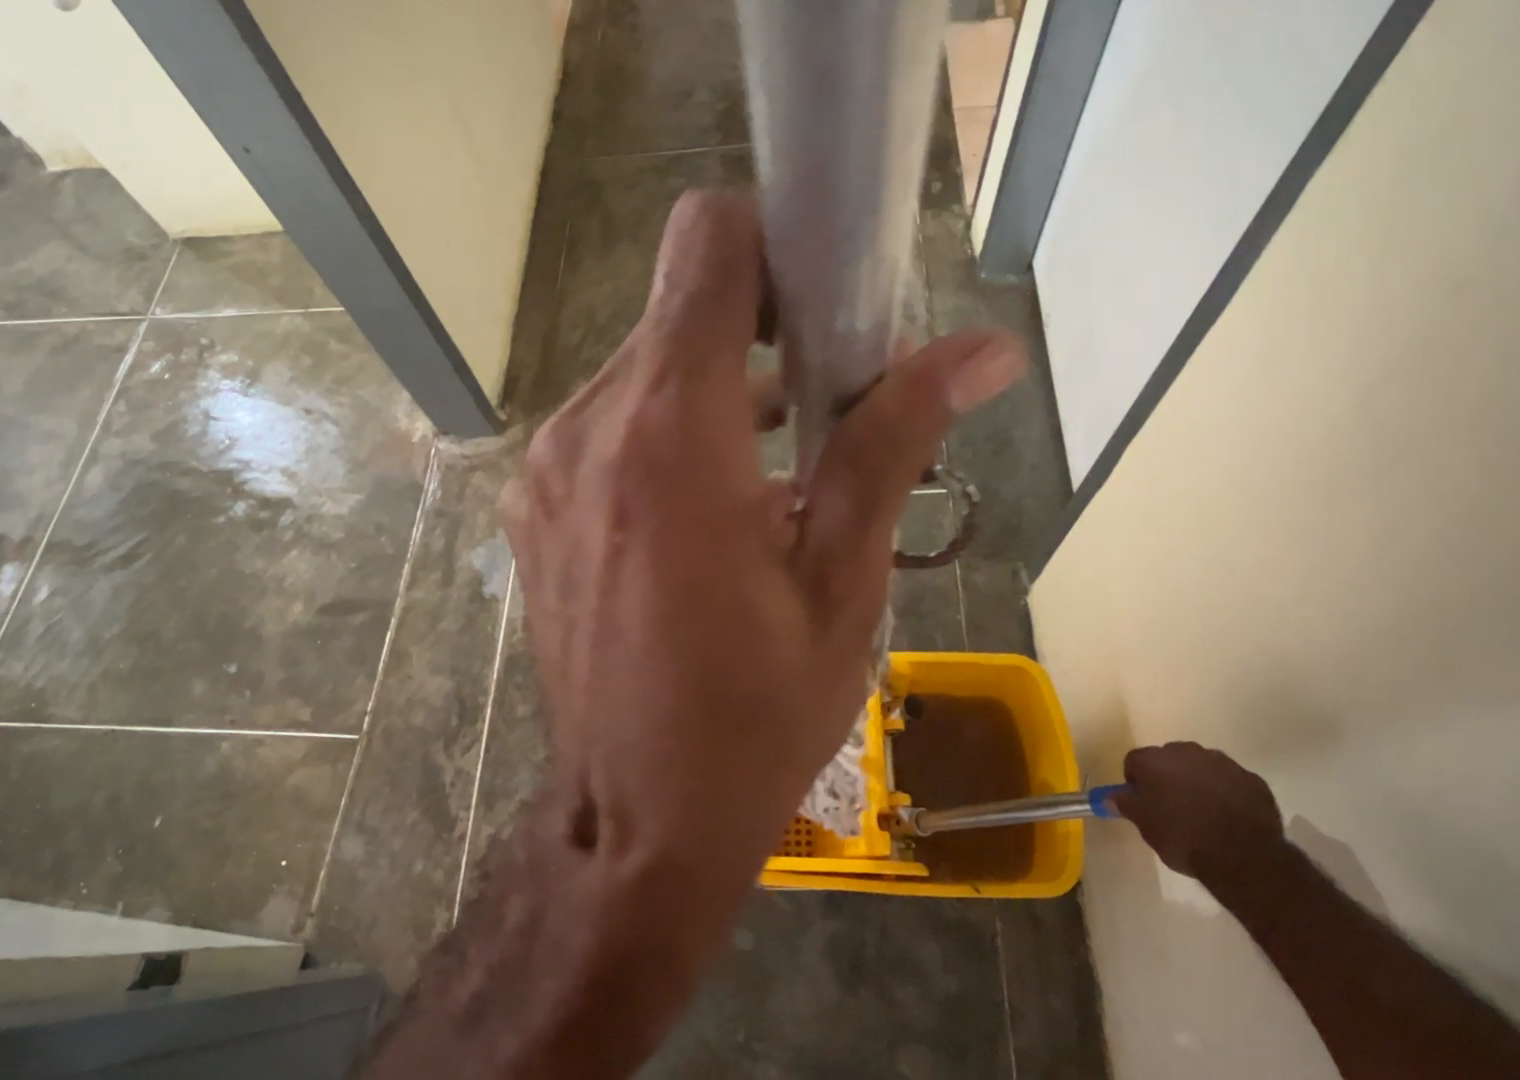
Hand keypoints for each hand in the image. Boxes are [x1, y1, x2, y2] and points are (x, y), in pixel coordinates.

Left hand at [502, 190, 1025, 890]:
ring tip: (785, 467)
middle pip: (680, 309)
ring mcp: (547, 466)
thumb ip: (892, 443)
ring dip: (719, 389)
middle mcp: (587, 426)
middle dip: (763, 330)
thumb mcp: (842, 582)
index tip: (833, 301)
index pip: (706, 243)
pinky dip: (669, 435)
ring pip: (645, 369)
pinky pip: (610, 425)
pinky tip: (714, 510)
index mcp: (669, 435)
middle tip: (837, 401)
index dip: (776, 244)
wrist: (634, 822)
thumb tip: (985, 349)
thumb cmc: (754, 717)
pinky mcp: (534, 504)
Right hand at [1116, 742, 1286, 883]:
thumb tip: (1110, 796)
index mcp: (1155, 760)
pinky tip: (1228, 817)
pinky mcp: (1252, 779)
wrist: (1242, 855)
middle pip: (1169, 758)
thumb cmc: (1182, 837)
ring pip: (1202, 767)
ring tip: (1202, 813)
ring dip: (1198, 782)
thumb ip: (1125, 804)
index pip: (1134, 761)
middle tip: (1171, 807)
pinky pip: (1230, 781)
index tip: (1142, 804)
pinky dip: (1226, 793)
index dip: (1135, 782)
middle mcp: (1187, 752)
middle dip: (1168, 776)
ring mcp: (1223, 763)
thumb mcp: (1144, 825)